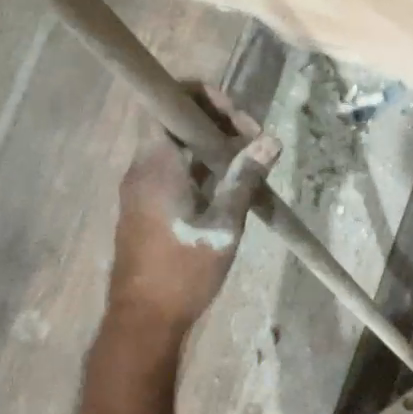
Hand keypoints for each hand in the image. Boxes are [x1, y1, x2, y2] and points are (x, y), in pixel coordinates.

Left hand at [110, 115, 279, 332]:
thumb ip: (245, 179)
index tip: (238, 117)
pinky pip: (175, 167)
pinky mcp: (146, 205)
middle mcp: (142, 167)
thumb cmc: (184, 270)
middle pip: (176, 121)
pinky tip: (231, 186)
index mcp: (156, 164)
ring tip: (250, 163)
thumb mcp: (224, 224)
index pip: (167, 102)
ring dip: (213, 145)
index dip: (202, 96)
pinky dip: (202, 165)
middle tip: (255, 143)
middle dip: (218, 121)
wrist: (145, 318)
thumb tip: (271, 140)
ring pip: (177, 145)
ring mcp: (141, 187)